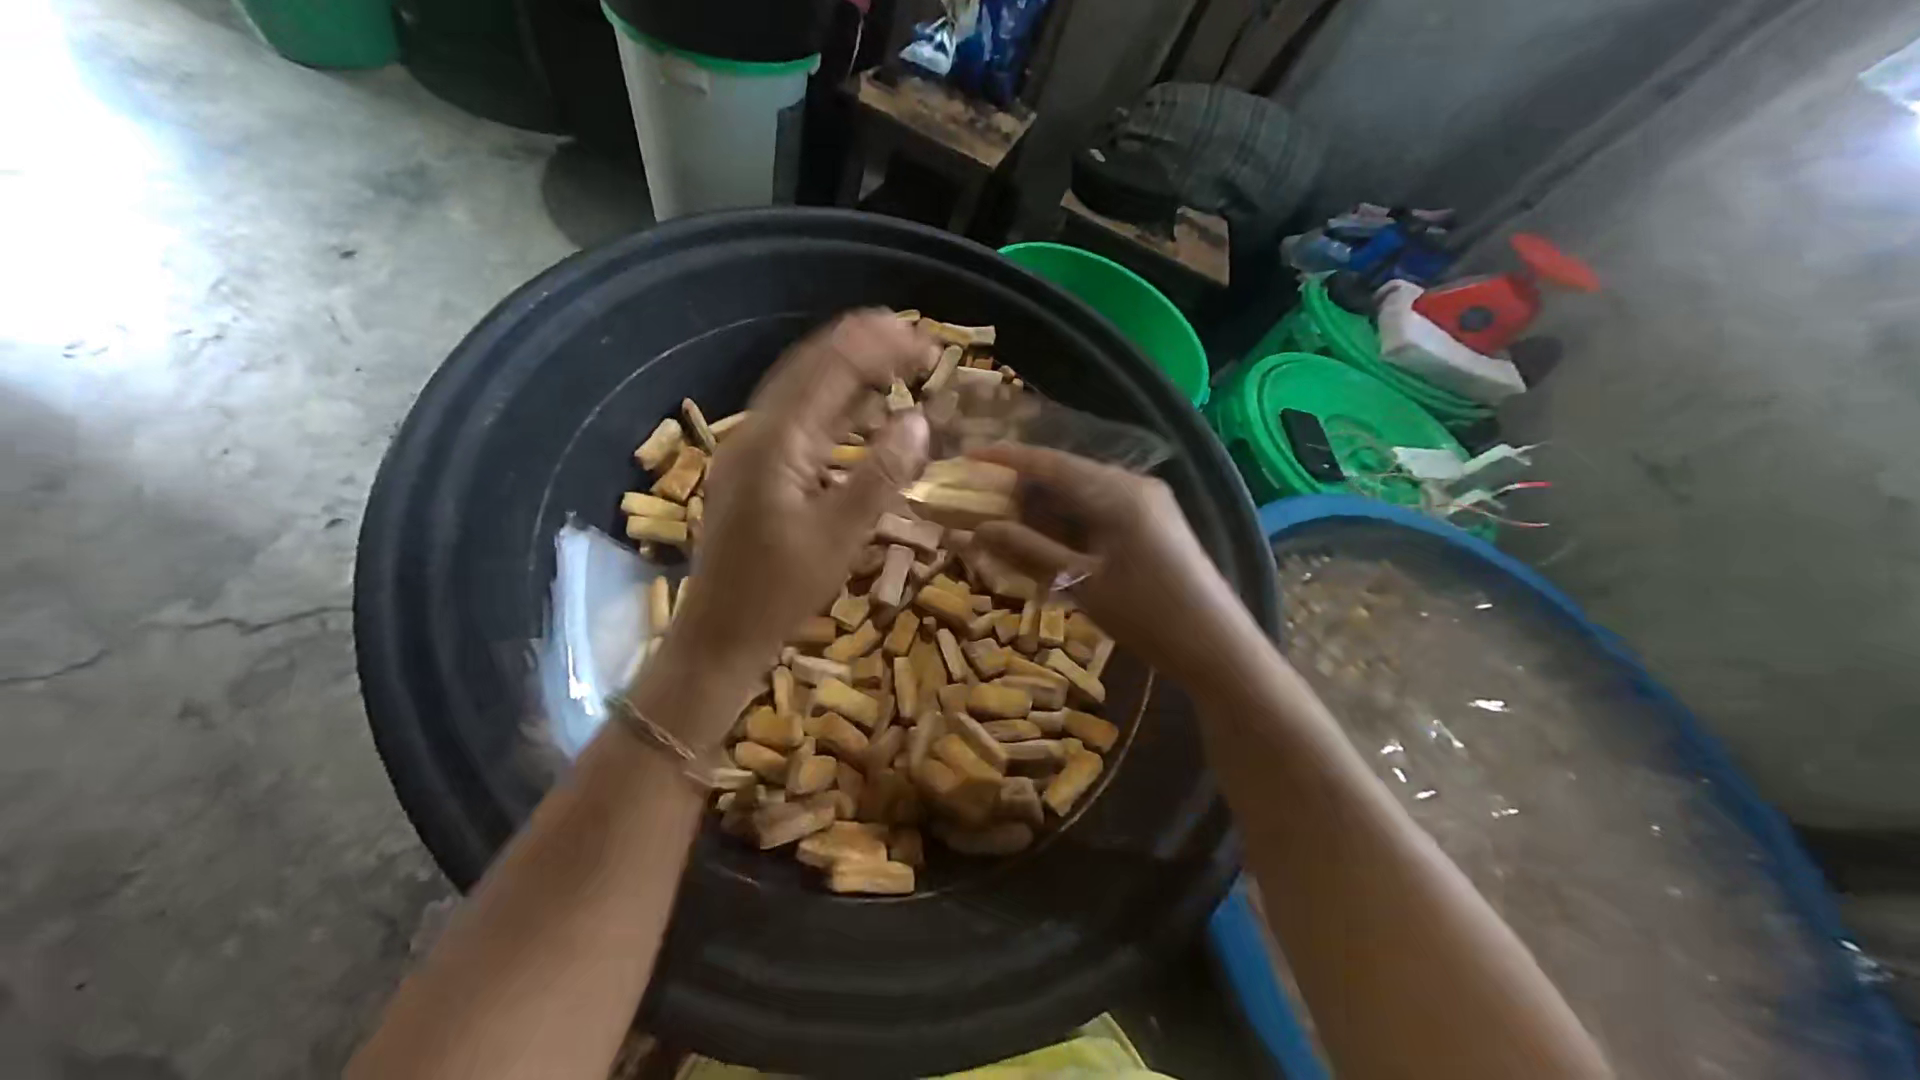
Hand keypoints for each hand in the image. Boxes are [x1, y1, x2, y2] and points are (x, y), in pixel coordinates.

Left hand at [658, 311, 932, 734]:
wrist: (721, 632)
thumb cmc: (781, 591)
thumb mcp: (840, 536)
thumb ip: (881, 476)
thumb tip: (920, 423)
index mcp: (776, 443)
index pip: (830, 372)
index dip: (878, 348)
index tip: (925, 342)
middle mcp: (757, 433)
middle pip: (810, 368)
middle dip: (861, 345)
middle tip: (910, 335)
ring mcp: (750, 451)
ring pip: (800, 391)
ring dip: (845, 370)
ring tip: (890, 358)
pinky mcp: (754, 471)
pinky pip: (796, 421)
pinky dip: (832, 407)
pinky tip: (857, 411)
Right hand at [968, 443, 1255, 683]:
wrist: (1218, 647)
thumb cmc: (1148, 615)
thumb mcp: (1081, 583)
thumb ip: (1029, 550)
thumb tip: (977, 529)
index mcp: (1116, 491)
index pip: (1049, 463)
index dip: (1005, 458)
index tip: (967, 456)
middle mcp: (1133, 484)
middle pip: (1065, 474)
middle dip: (1021, 485)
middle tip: (980, 499)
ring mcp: (1148, 502)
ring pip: (1082, 492)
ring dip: (1045, 504)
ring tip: (1006, 519)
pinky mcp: (1154, 522)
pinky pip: (1101, 508)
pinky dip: (1070, 519)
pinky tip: (1049, 536)